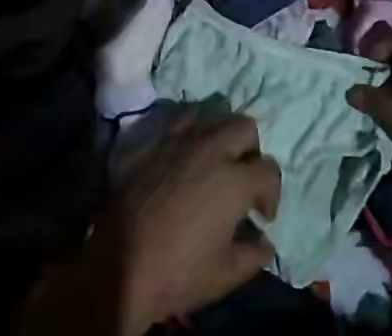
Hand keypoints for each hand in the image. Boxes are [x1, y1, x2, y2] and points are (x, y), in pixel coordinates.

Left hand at [109, 115, 281, 332]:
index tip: (262, 217)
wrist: (119, 263)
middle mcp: (210, 149)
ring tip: (217, 167)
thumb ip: (254, 254)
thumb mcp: (226, 274)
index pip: (268, 169)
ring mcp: (180, 142)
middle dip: (252, 152)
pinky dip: (195, 133)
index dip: (272, 193)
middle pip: (245, 127)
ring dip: (224, 138)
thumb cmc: (178, 271)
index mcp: (234, 180)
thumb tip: (264, 241)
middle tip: (244, 181)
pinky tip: (189, 159)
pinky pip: (183, 122)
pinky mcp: (155, 144)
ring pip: (214, 118)